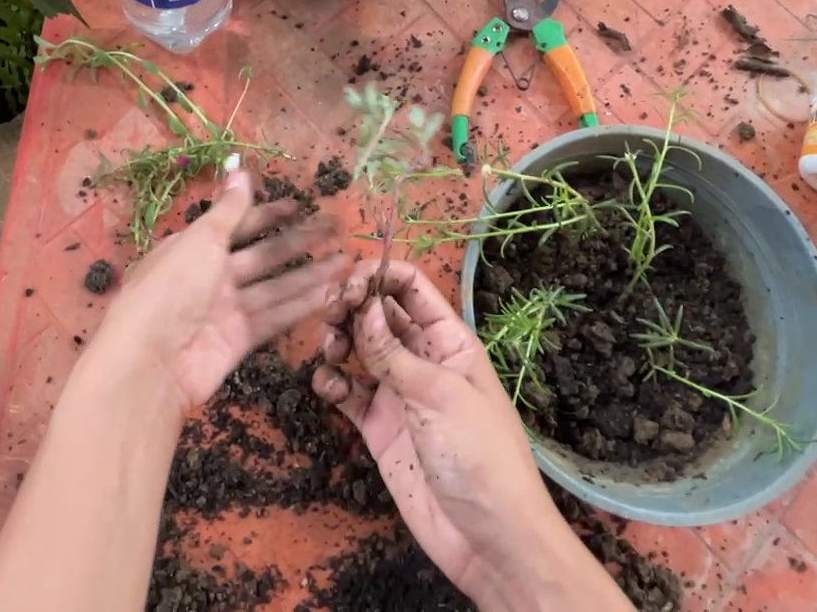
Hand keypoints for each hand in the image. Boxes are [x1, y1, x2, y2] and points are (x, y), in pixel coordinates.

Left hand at [90, 169, 343, 412]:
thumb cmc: (170, 289)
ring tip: (344, 261)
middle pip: (262, 254)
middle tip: (335, 228)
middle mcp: (211, 276)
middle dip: (298, 241)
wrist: (149, 363)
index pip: (238, 225)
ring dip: (308, 273)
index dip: (267, 214)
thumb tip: (241, 169)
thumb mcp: (200, 240)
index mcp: (194, 247)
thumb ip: (229, 209)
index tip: (298, 206)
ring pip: (274, 286)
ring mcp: (225, 310)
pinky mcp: (238, 340)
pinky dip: (301, 305)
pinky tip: (329, 293)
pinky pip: (274, 316)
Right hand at [312, 262, 628, 611]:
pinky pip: (348, 390)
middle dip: (351, 304)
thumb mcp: (439, 396)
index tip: (349, 286)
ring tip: (330, 352)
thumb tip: (365, 306)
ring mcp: (398, 391)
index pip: (410, 287)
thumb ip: (394, 353)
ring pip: (358, 347)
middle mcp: (420, 357)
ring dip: (338, 340)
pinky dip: (332, 381)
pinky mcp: (378, 425)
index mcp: (447, 339)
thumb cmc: (480, 456)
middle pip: (378, 312)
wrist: (489, 541)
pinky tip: (328, 386)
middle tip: (330, 314)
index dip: (378, 275)